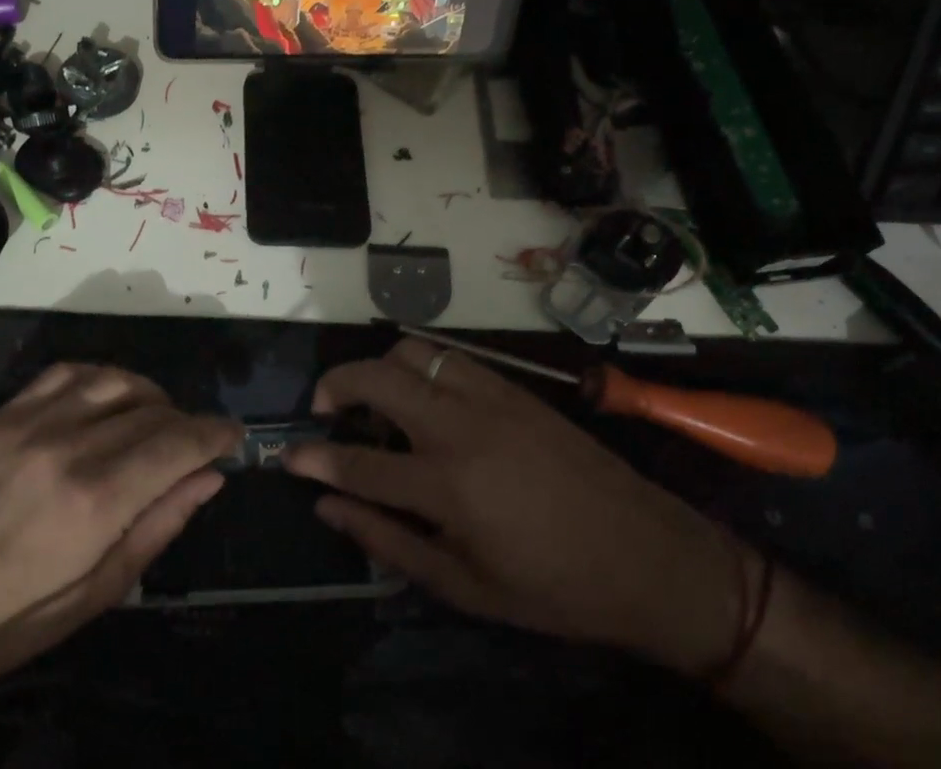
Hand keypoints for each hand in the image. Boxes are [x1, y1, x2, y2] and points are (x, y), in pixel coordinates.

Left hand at [0, 364, 241, 707]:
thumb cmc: (17, 621)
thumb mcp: (102, 591)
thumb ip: (160, 523)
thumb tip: (209, 476)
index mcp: (95, 499)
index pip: (177, 442)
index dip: (215, 434)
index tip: (234, 437)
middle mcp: (65, 445)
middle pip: (150, 408)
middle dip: (185, 421)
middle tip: (196, 444)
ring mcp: (28, 423)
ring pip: (110, 379)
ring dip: (147, 393)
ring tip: (156, 420)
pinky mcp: (1, 416)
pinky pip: (64, 374)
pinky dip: (98, 378)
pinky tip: (107, 401)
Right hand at [285, 339, 746, 675]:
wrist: (654, 560)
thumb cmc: (554, 589)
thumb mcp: (464, 587)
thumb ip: (387, 542)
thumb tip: (327, 506)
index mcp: (449, 488)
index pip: (356, 462)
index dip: (313, 459)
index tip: (286, 456)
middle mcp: (464, 429)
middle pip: (377, 377)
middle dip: (334, 385)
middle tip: (326, 412)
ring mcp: (495, 400)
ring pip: (415, 351)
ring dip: (380, 368)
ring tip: (377, 402)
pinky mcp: (520, 391)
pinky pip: (454, 358)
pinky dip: (423, 367)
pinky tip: (426, 402)